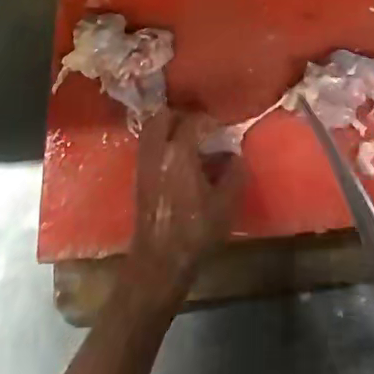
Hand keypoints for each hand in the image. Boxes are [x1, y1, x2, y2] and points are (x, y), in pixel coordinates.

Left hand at [127, 109, 245, 294]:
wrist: (160, 258)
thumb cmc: (195, 230)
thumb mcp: (225, 204)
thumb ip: (234, 174)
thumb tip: (236, 155)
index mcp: (178, 151)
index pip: (192, 121)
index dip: (208, 120)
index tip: (221, 126)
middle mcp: (157, 149)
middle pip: (163, 116)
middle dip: (181, 115)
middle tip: (200, 124)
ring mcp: (143, 161)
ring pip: (151, 128)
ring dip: (168, 125)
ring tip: (188, 136)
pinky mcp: (138, 174)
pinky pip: (148, 143)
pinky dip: (160, 139)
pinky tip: (177, 155)